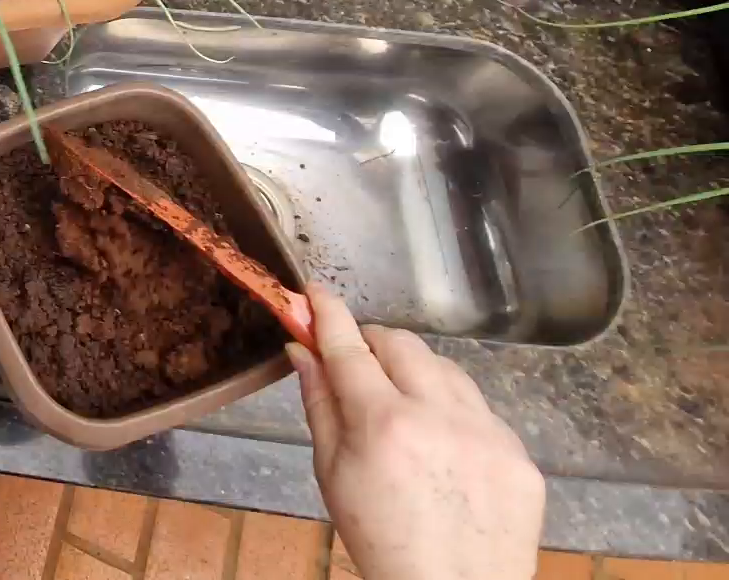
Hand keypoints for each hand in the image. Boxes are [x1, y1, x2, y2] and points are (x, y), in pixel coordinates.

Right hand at [289, 284, 543, 579]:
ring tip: (399, 401)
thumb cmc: (374, 531)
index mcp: (384, 423)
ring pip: (444, 368)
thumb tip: (300, 348)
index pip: (349, 346)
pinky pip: (478, 406)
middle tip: (354, 361)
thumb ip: (318, 400)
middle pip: (402, 344)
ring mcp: (490, 437)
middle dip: (372, 342)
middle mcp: (440, 418)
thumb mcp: (329, 466)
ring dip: (412, 369)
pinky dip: (449, 405)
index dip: (328, 313)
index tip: (314, 290)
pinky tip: (438, 438)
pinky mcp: (522, 457)